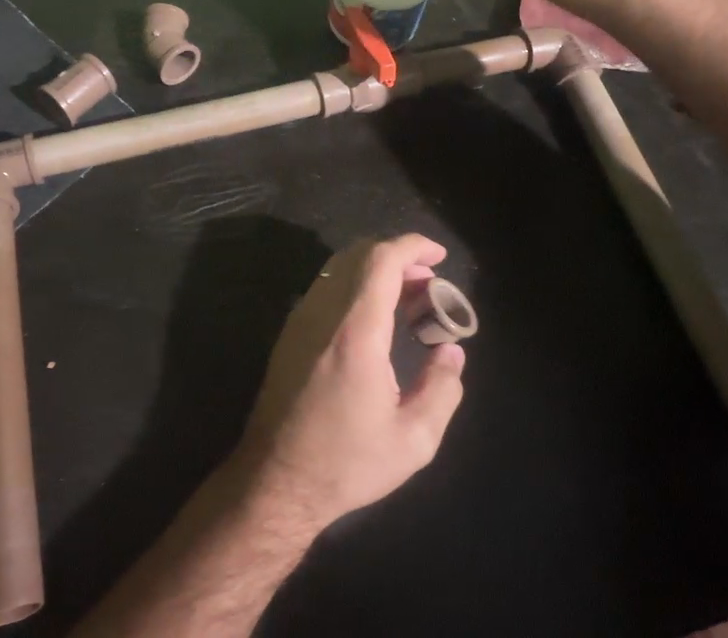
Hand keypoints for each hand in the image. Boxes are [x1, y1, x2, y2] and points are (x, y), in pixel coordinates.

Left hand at [229, 234, 466, 532]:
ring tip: (408, 302)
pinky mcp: (288, 337)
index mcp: (355, 331)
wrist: (276, 481)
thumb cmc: (347, 463)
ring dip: (375, 272)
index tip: (438, 255)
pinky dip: (355, 288)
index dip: (412, 247)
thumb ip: (442, 388)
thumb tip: (451, 352)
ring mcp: (299, 322)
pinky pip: (325, 291)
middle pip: (358, 256)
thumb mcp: (414, 439)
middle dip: (398, 258)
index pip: (381, 260)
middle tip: (429, 285)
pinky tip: (375, 322)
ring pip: (338, 271)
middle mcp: (322, 314)